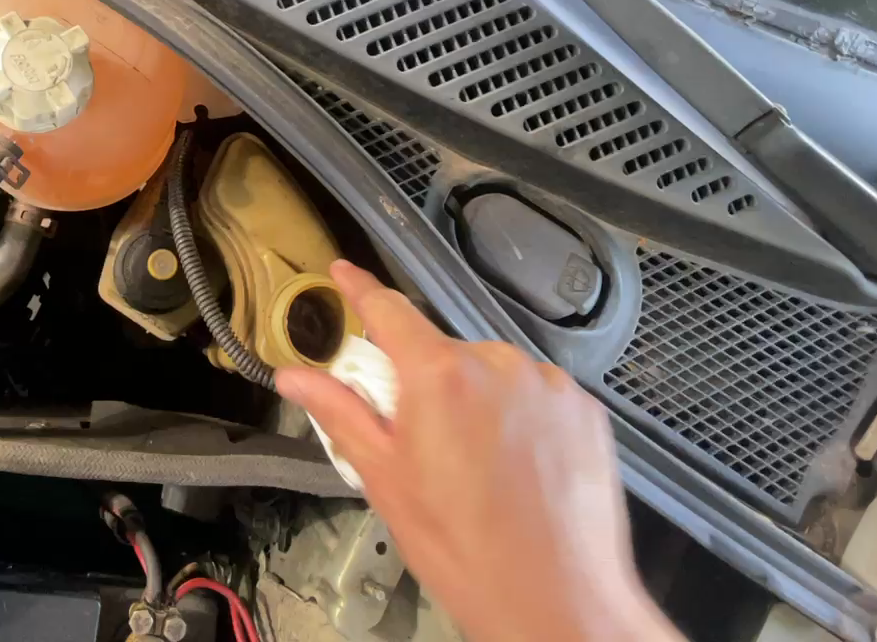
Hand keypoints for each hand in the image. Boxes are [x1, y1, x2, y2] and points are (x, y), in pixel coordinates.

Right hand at [275, 261, 682, 641]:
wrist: (561, 605)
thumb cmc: (460, 544)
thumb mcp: (384, 477)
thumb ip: (338, 411)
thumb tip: (291, 376)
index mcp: (438, 374)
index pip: (388, 310)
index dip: (360, 287)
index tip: (343, 269)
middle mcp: (495, 361)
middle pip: (441, 349)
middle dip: (426, 378)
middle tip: (425, 436)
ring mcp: (546, 382)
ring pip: (491, 370)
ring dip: (476, 394)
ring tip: (481, 460)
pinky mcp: (585, 407)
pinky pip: (536, 390)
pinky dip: (520, 411)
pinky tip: (521, 462)